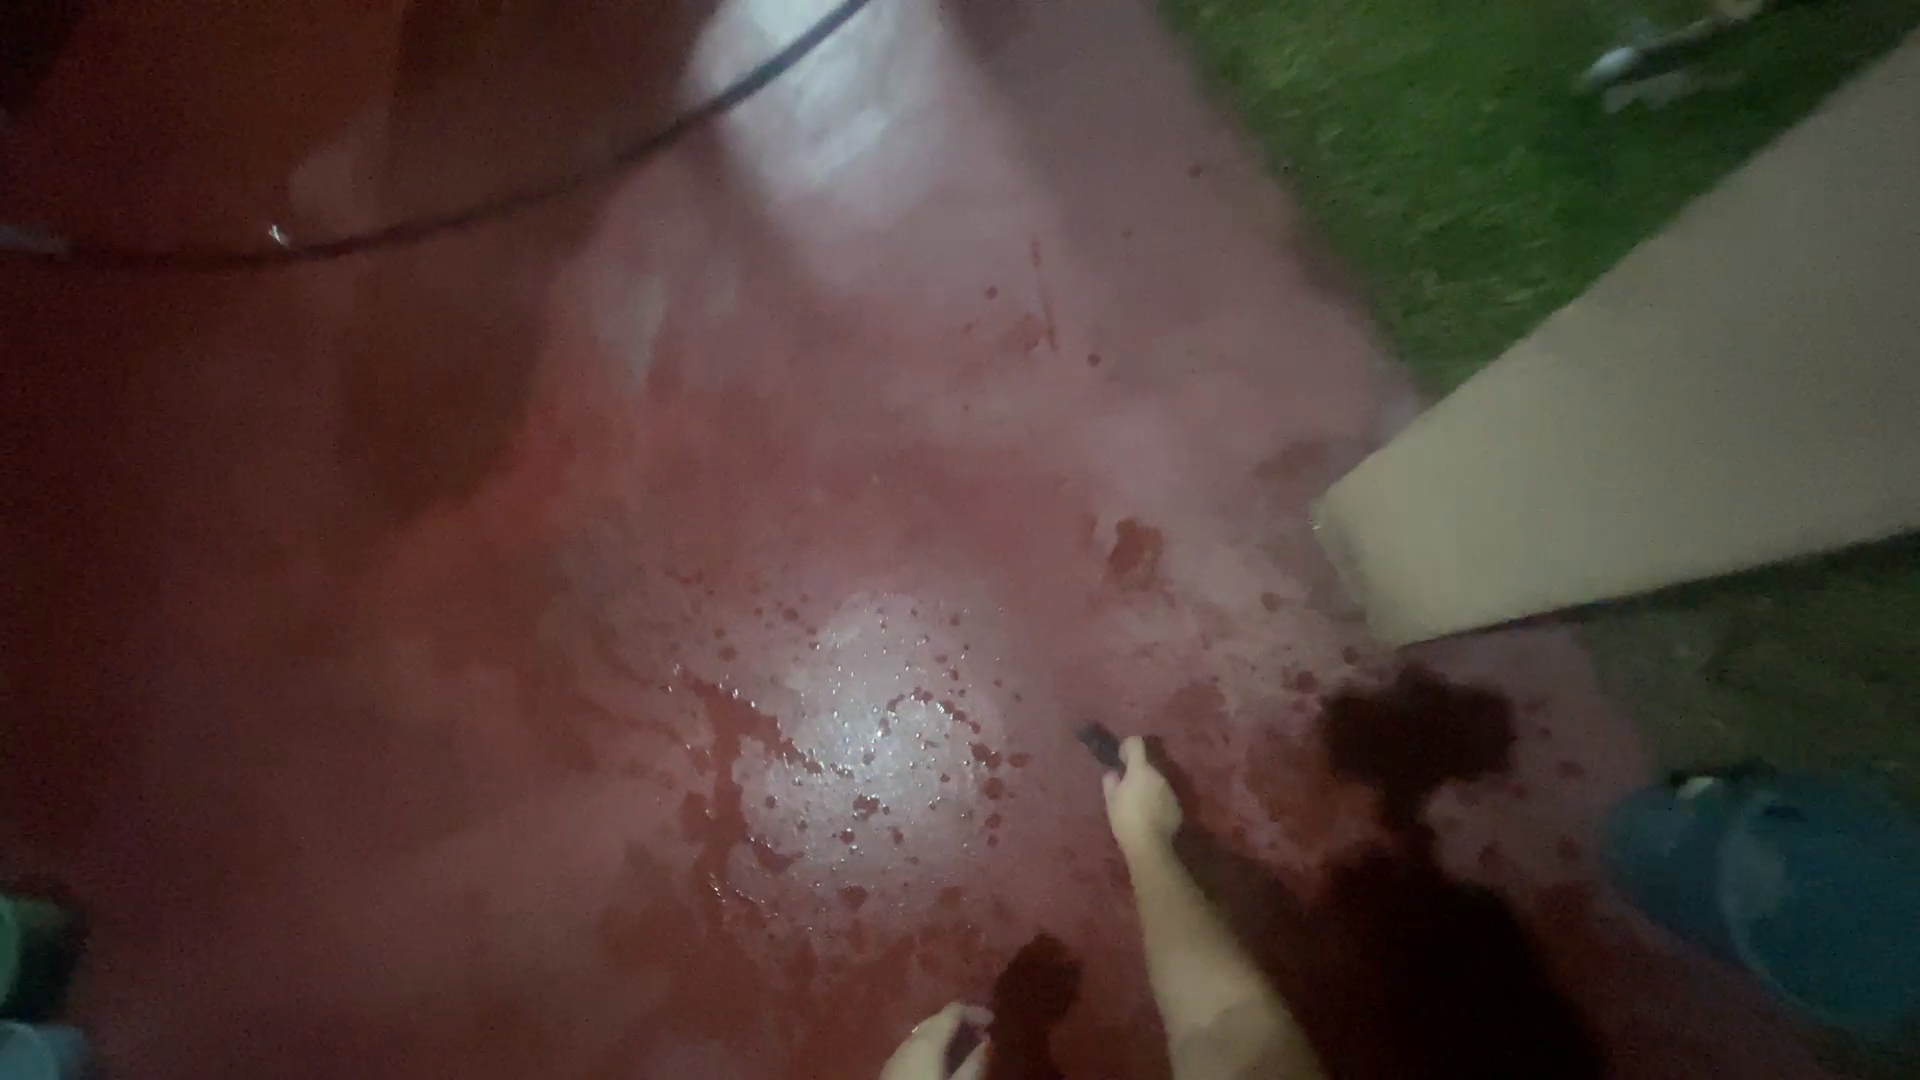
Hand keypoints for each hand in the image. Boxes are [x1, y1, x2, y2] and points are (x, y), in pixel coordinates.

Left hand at [879, 1001, 991, 1079]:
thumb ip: (974, 1065)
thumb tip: (987, 1043)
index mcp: (927, 1040)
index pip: (953, 1010)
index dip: (975, 1012)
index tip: (994, 1023)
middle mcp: (909, 1040)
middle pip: (938, 1019)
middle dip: (962, 1024)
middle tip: (984, 1038)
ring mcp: (896, 1055)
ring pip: (925, 1034)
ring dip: (947, 1037)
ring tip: (966, 1052)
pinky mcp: (890, 1072)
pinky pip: (915, 1049)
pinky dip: (933, 1049)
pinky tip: (942, 1065)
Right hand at [1102, 736, 1181, 854]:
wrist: (1149, 845)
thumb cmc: (1125, 818)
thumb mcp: (1110, 798)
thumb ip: (1111, 780)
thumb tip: (1114, 774)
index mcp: (1141, 769)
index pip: (1136, 743)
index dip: (1127, 746)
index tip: (1121, 759)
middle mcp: (1159, 775)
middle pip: (1147, 765)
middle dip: (1137, 771)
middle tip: (1127, 787)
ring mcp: (1170, 791)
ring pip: (1157, 781)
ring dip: (1148, 786)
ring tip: (1139, 804)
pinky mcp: (1177, 807)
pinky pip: (1164, 796)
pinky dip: (1157, 801)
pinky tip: (1150, 815)